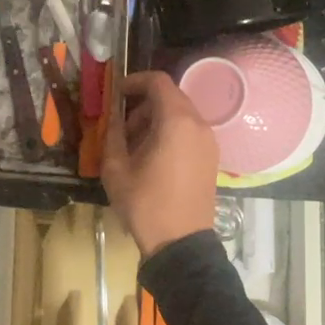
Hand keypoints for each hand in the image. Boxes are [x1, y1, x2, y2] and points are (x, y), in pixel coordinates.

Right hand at [102, 71, 218, 257]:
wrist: (181, 243)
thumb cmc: (145, 203)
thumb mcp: (116, 168)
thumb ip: (113, 134)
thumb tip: (113, 118)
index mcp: (176, 121)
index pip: (158, 82)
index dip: (134, 81)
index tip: (116, 95)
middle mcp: (198, 124)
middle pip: (170, 96)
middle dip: (143, 104)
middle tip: (121, 126)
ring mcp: (209, 141)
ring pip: (180, 114)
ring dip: (156, 119)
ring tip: (134, 145)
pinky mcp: (211, 157)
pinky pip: (189, 131)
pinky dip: (170, 132)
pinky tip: (152, 156)